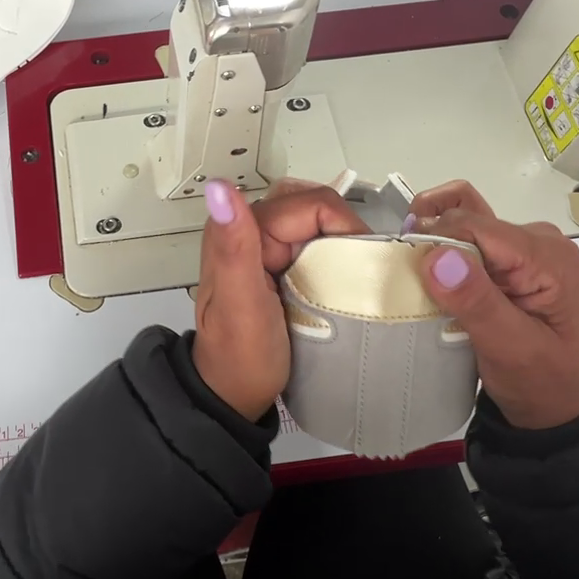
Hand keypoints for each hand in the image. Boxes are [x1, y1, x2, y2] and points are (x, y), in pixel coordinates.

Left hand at [192, 178, 368, 419]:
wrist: (233, 392)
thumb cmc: (239, 356)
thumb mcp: (239, 303)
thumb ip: (234, 245)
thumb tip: (219, 186)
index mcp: (241, 229)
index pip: (312, 204)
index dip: (344, 228)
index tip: (359, 267)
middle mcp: (252, 228)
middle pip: (317, 208)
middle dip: (345, 235)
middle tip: (357, 276)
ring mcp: (268, 247)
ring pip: (320, 225)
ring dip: (343, 246)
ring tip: (353, 281)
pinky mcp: (281, 265)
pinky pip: (317, 244)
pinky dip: (337, 258)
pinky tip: (344, 284)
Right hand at [409, 181, 578, 429]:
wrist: (555, 404)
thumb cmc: (538, 380)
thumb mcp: (509, 347)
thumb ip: (477, 302)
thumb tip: (438, 257)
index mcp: (547, 256)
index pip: (476, 226)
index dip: (436, 240)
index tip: (406, 271)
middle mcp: (537, 240)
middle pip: (467, 218)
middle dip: (430, 237)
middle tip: (402, 274)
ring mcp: (523, 246)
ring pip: (464, 217)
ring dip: (431, 234)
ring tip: (407, 262)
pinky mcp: (509, 256)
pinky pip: (468, 231)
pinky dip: (440, 241)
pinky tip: (424, 261)